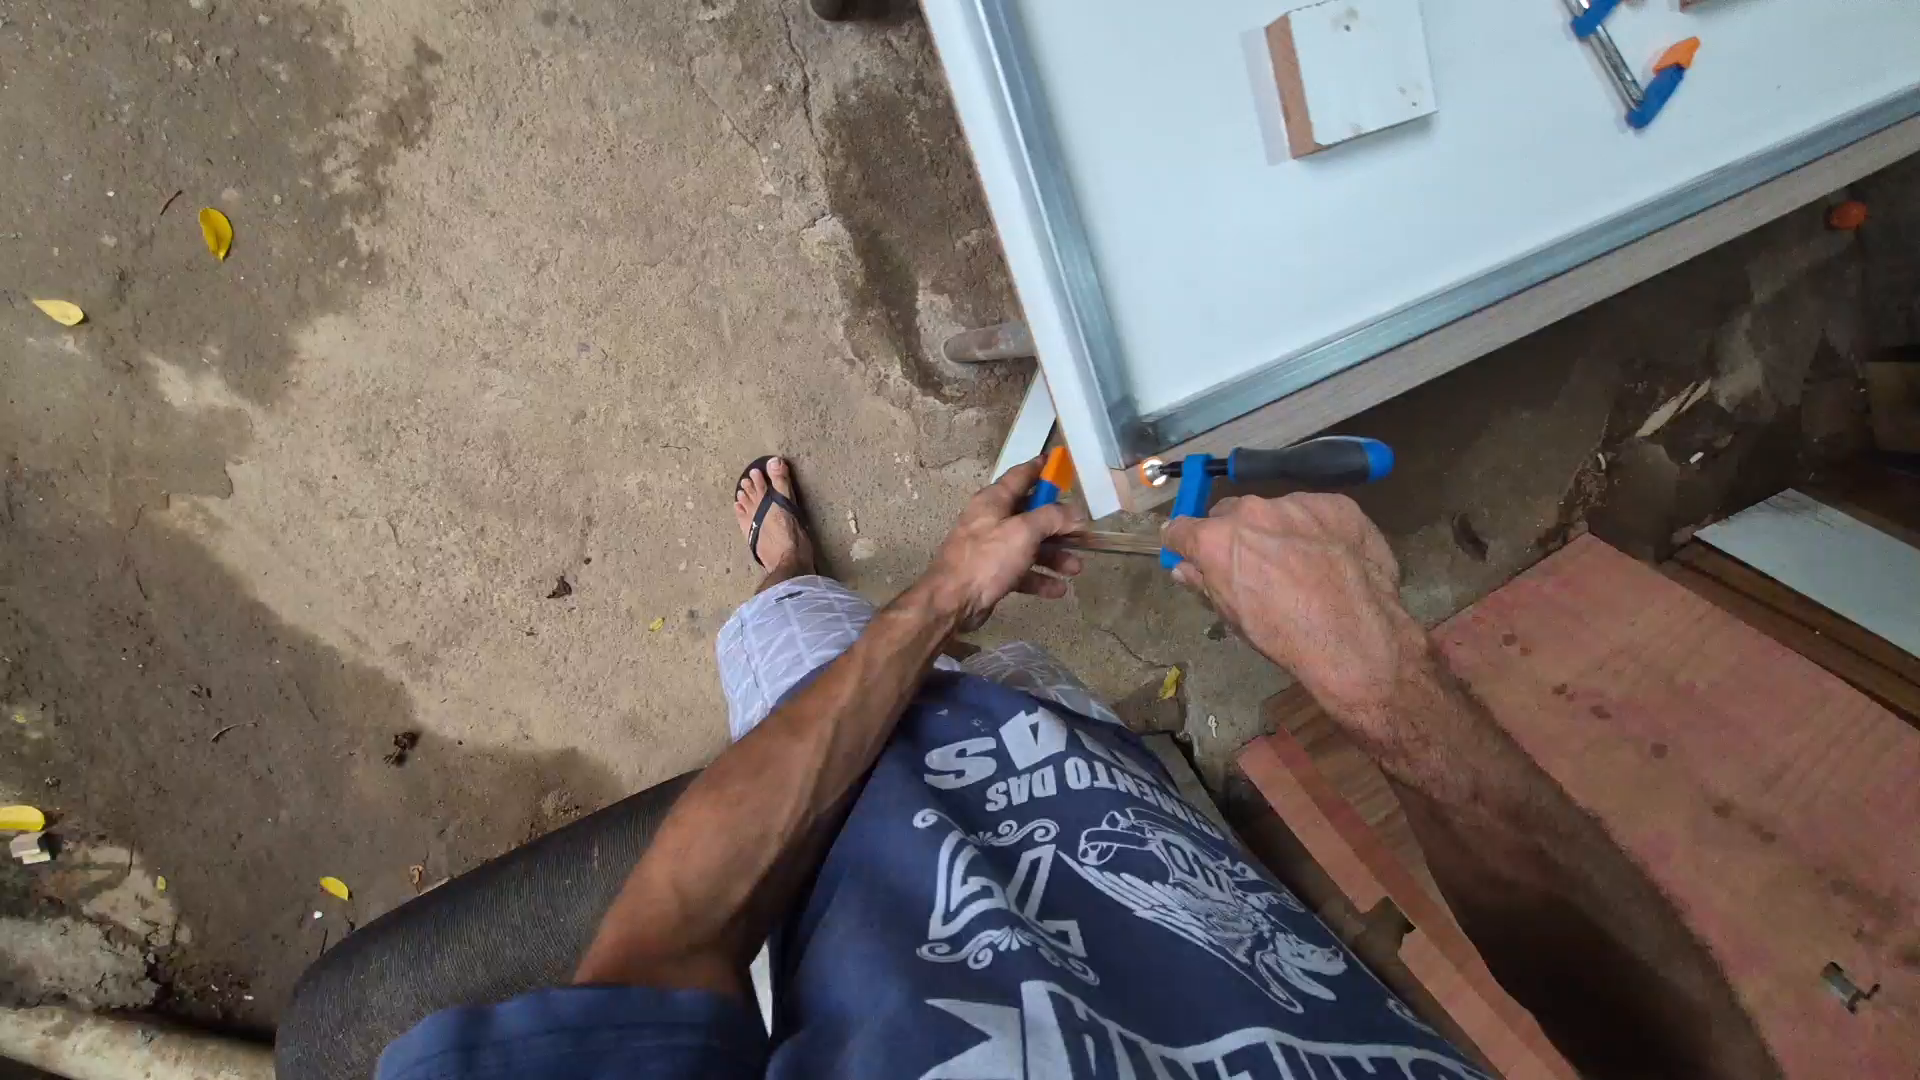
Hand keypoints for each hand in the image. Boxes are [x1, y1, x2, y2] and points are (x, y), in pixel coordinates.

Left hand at [916, 457, 1086, 631]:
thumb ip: (1052, 517)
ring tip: (1076, 568)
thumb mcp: (1024, 531)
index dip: (1041, 468)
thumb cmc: (987, 558)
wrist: (953, 601)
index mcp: (994, 500)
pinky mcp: (992, 573)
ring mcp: (991, 548)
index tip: (1059, 463)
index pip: (1021, 476)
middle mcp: (992, 520)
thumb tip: (1075, 513)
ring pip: (1030, 546)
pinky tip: (1058, 589)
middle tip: (1083, 534)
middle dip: (1059, 525)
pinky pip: (1022, 571)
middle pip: (1031, 515)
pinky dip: (1040, 578)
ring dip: (1054, 556)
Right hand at [1162, 494, 1427, 719]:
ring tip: (1301, 563)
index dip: (1183, 543)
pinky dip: (1315, 529)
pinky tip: (1330, 557)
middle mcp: (1251, 511)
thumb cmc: (1282, 634)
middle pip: (1228, 513)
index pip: (1180, 528)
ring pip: (1274, 511)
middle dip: (1233, 534)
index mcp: (1215, 539)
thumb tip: (1184, 568)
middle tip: (1252, 564)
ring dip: (1276, 530)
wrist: (1354, 637)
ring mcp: (1296, 504)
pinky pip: (1314, 512)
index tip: (1189, 552)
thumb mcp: (1232, 616)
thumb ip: (1204, 583)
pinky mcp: (1336, 505)